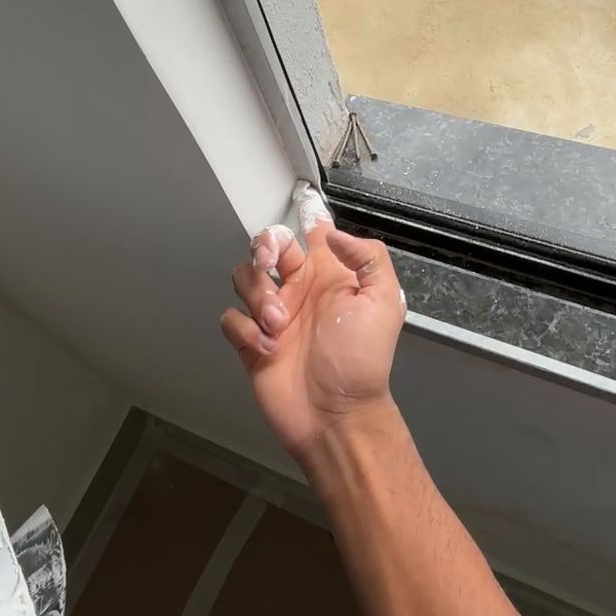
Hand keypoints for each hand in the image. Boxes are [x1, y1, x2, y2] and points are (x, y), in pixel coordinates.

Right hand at [221, 186, 406, 463]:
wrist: (336, 416)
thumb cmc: (363, 361)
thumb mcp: (384, 302)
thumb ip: (368, 257)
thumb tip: (334, 233)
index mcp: (331, 276)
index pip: (315, 233)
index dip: (306, 214)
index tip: (299, 199)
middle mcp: (300, 290)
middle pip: (269, 246)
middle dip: (263, 245)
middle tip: (268, 263)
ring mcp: (274, 315)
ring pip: (244, 277)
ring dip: (256, 293)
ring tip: (277, 323)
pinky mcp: (251, 342)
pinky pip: (231, 318)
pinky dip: (243, 329)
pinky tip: (266, 347)